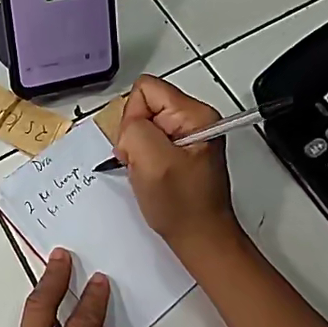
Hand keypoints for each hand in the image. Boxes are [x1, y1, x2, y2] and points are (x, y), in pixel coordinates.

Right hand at [112, 75, 239, 249]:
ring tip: (148, 171)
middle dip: (133, 135)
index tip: (142, 145)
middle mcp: (193, 120)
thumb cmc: (182, 205)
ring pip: (140, 126)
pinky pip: (145, 142)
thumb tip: (129, 120)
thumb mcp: (152, 160)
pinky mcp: (178, 150)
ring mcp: (185, 136)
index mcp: (194, 114)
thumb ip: (136, 127)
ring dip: (135, 150)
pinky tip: (149, 174)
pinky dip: (140, 158)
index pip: (145, 90)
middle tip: (144, 161)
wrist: (198, 236)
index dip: (133, 117)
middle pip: (142, 107)